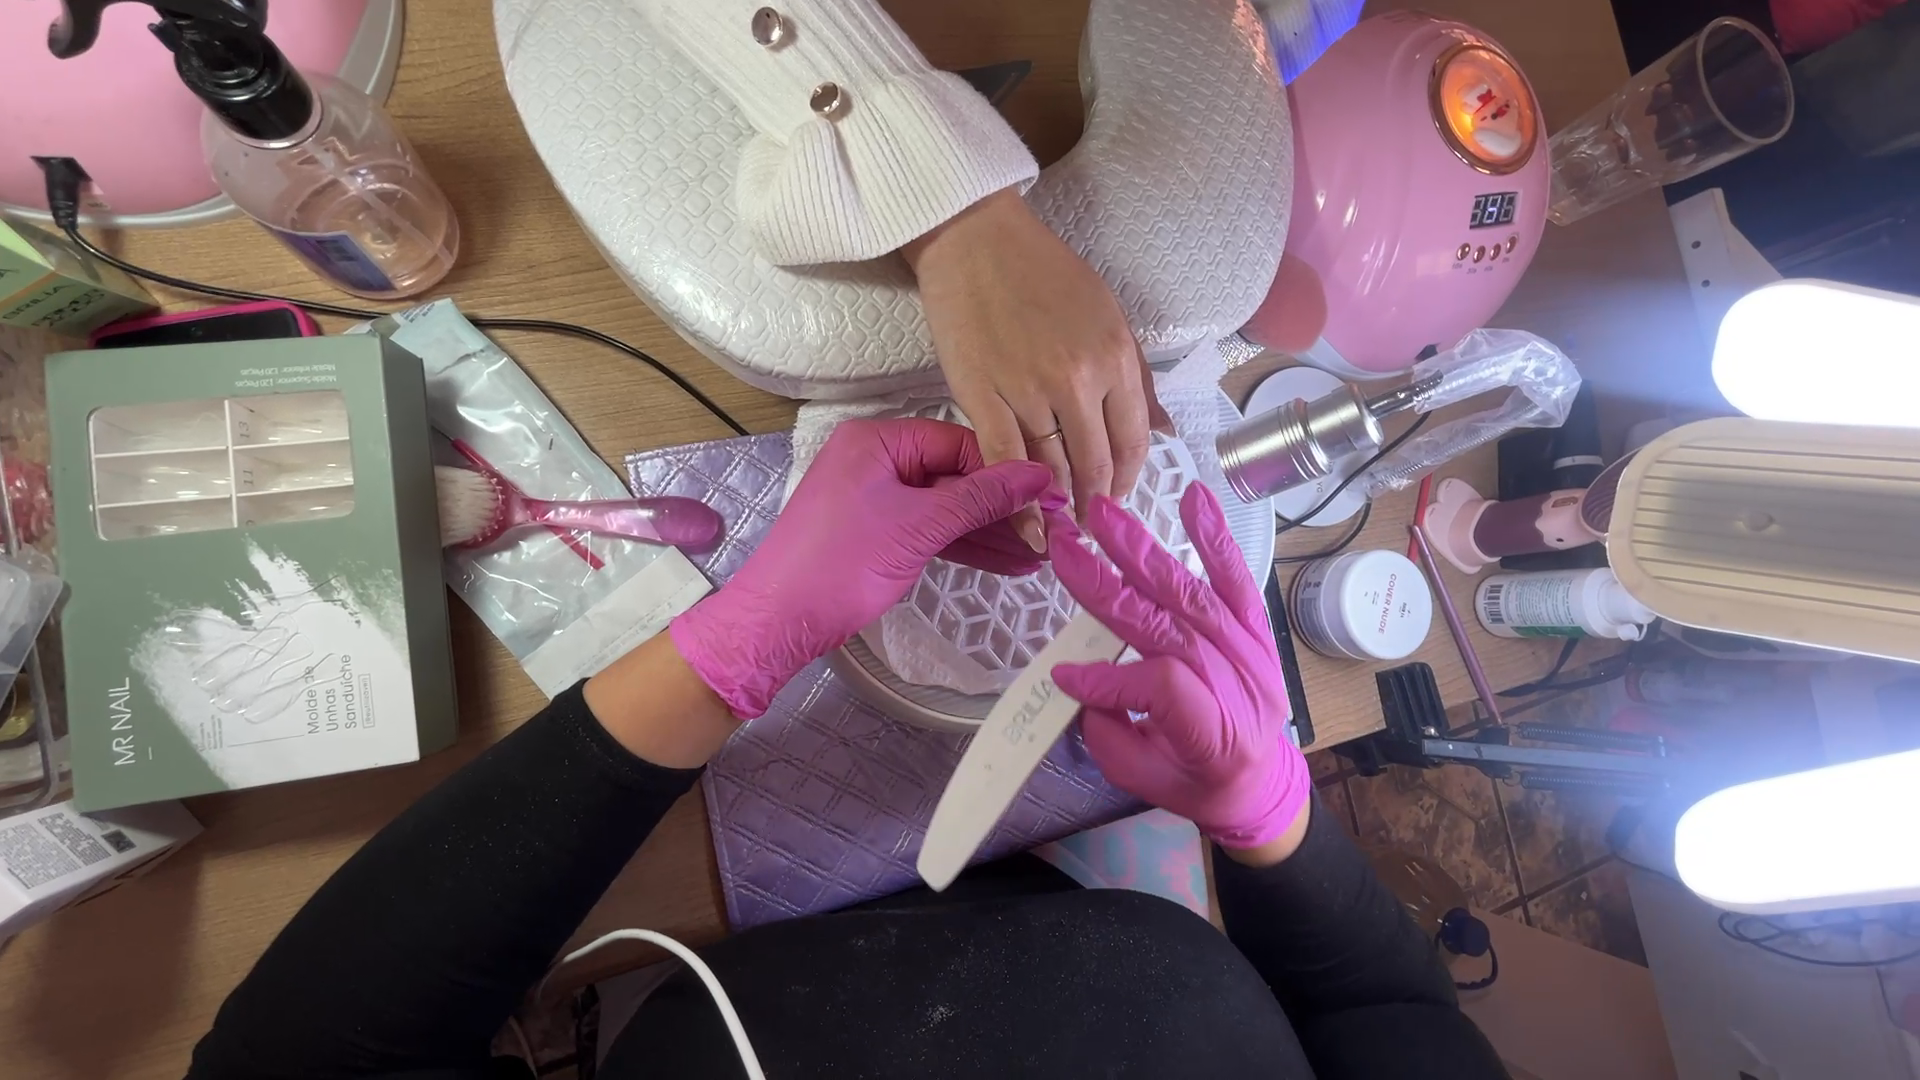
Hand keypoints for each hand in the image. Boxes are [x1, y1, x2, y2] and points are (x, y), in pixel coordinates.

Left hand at [670, 418, 1052, 717]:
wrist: (778, 623)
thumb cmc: (839, 565)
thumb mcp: (917, 527)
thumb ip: (979, 499)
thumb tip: (1038, 475)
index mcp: (877, 440)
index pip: (959, 443)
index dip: (1005, 471)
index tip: (1048, 497)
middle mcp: (878, 461)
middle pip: (955, 476)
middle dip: (1001, 508)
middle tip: (1050, 530)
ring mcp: (878, 498)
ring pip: (947, 509)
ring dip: (990, 533)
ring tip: (1039, 555)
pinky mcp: (880, 532)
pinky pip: (931, 531)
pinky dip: (964, 546)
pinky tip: (1007, 563)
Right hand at [904, 188, 1170, 548]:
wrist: (975, 242)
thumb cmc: (1044, 273)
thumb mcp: (1108, 313)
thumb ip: (1137, 375)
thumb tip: (1164, 429)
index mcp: (1115, 357)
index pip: (1133, 440)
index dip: (1128, 481)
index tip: (1117, 500)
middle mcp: (1079, 381)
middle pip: (1095, 465)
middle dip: (1095, 503)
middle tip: (1089, 524)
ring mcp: (1029, 393)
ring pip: (1052, 469)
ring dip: (1059, 508)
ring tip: (1061, 528)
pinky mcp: (984, 400)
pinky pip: (1007, 463)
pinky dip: (1020, 503)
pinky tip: (1030, 528)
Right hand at [1045, 485, 1310, 856]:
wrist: (1260, 779)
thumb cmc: (1195, 782)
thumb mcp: (1145, 781)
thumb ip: (1110, 736)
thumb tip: (1081, 680)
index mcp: (1214, 732)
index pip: (1162, 686)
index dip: (1110, 678)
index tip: (1063, 674)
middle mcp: (1237, 681)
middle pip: (1169, 623)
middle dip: (1108, 584)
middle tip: (1064, 545)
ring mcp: (1249, 649)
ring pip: (1191, 592)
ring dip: (1142, 549)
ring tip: (1103, 514)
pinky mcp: (1254, 627)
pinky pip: (1235, 579)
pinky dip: (1214, 537)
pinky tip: (1194, 498)